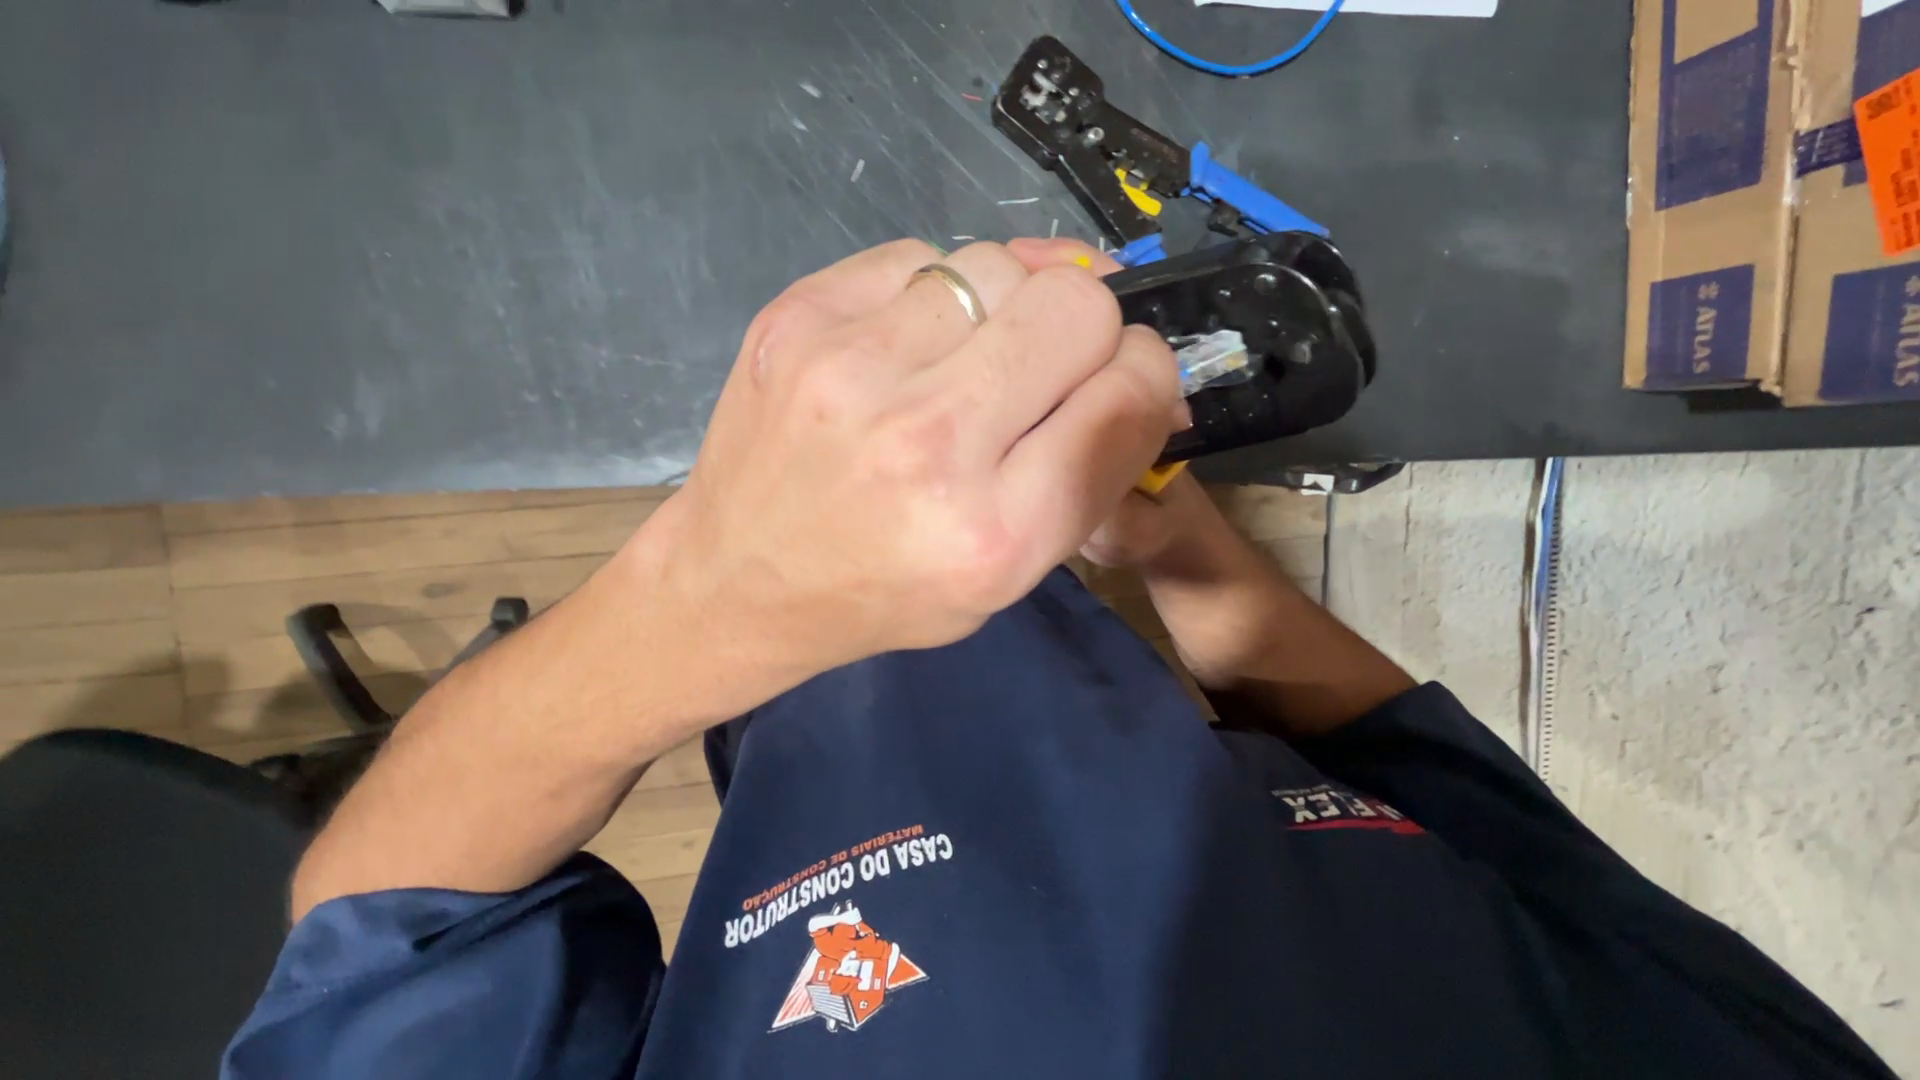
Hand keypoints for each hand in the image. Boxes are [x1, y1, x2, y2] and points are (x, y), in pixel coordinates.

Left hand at [628, 237, 1180, 717]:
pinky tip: (908, 343)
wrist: (739, 578)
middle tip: (1042, 366)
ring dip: (1005, 307)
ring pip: (998, 266)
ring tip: (968, 358)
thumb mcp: (1007, 578)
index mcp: (993, 532)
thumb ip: (1089, 470)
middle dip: (1084, 331)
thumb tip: (1141, 358)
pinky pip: (920, 257)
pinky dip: (935, 294)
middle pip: (1075, 308)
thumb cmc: (885, 591)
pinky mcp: (798, 317)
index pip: (1128, 396)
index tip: (1118, 382)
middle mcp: (926, 443)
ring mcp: (852, 369)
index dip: (1144, 376)